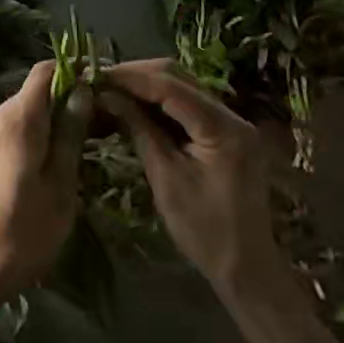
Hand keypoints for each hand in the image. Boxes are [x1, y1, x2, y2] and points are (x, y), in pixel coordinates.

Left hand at [0, 60, 89, 302]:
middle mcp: (2, 117)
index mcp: (20, 118)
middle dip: (72, 94)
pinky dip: (44, 129)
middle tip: (108, 116)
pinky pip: (22, 126)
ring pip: (32, 108)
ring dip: (59, 114)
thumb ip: (71, 133)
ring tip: (93, 136)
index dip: (76, 70)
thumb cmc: (26, 229)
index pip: (46, 70)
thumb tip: (84, 91)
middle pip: (39, 87)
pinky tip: (64, 153)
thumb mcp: (61, 183)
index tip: (105, 87)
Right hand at [103, 61, 277, 293]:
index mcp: (223, 129)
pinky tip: (135, 106)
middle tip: (100, 81)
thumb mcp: (166, 179)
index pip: (172, 87)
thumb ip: (141, 131)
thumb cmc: (204, 231)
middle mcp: (232, 116)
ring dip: (147, 86)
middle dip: (138, 76)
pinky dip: (160, 102)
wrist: (246, 266)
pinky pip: (189, 106)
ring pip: (183, 87)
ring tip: (111, 91)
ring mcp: (231, 123)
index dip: (132, 78)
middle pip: (180, 78)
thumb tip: (108, 97)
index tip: (97, 76)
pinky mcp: (225, 133)